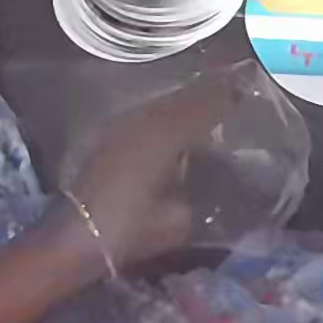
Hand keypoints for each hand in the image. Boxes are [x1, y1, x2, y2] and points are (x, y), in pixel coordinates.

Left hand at [57, 67, 243, 272]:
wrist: (78, 233)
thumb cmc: (131, 229)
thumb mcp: (177, 219)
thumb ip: (199, 190)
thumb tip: (214, 170)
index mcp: (163, 137)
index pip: (200, 110)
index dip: (223, 99)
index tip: (244, 91)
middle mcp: (142, 122)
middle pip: (178, 100)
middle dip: (205, 94)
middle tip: (231, 88)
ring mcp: (121, 125)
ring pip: (159, 104)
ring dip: (183, 100)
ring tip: (206, 100)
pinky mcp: (108, 134)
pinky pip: (144, 113)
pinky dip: (163, 111)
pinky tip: (172, 119)